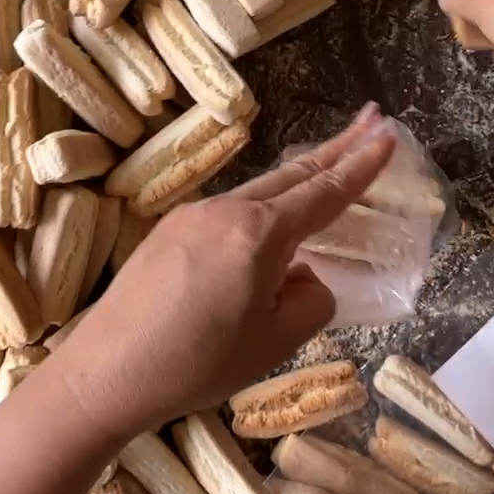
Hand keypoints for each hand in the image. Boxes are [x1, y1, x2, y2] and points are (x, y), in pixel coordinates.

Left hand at [46, 107, 396, 439]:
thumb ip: (309, 302)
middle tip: (373, 119)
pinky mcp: (169, 229)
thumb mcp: (274, 343)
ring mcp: (193, 215)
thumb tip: (303, 277)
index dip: (362, 165)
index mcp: (259, 235)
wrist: (104, 373)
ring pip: (259, 195)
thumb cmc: (196, 364)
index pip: (324, 193)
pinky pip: (230, 214)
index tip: (388, 134)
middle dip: (338, 147)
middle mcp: (226, 210)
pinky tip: (260, 245)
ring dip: (298, 185)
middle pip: (294, 174)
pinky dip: (260, 216)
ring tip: (327, 179)